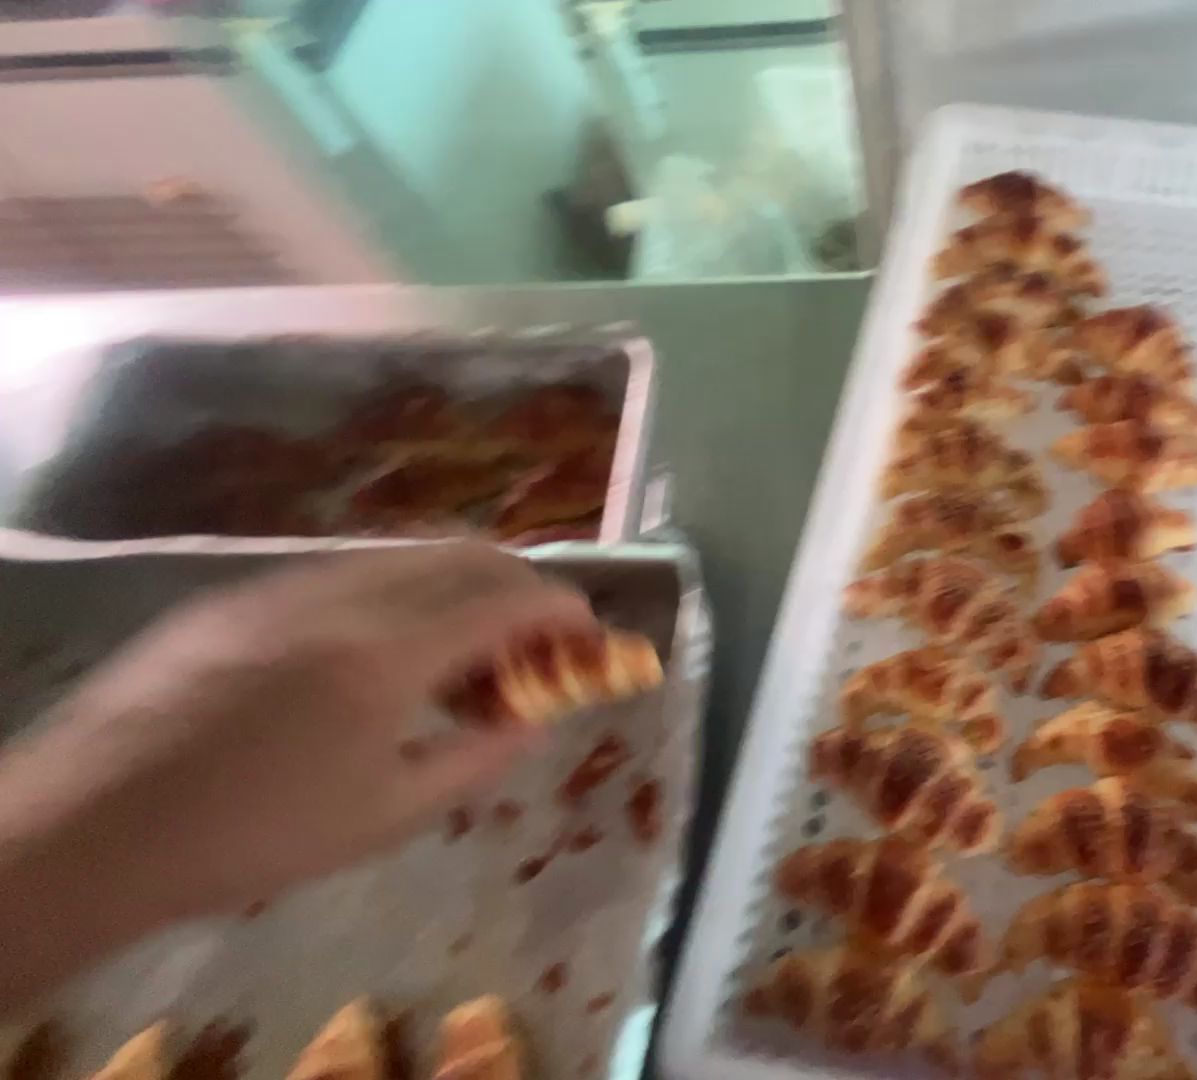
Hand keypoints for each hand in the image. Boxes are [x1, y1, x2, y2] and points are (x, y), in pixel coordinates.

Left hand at [0, 542, 595, 927]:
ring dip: (467, 586)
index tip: (590, 629)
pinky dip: (410, 590)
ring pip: (413, 553)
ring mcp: (290, 587)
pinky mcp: (248, 593)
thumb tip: (539, 717)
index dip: (562, 610)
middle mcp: (345, 599)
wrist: (77, 835)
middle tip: (539, 632)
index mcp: (385, 658)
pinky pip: (359, 568)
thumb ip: (483, 755)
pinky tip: (394, 646)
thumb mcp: (390, 814)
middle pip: (468, 556)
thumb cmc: (251, 837)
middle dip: (523, 584)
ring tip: (467, 646)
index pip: (505, 604)